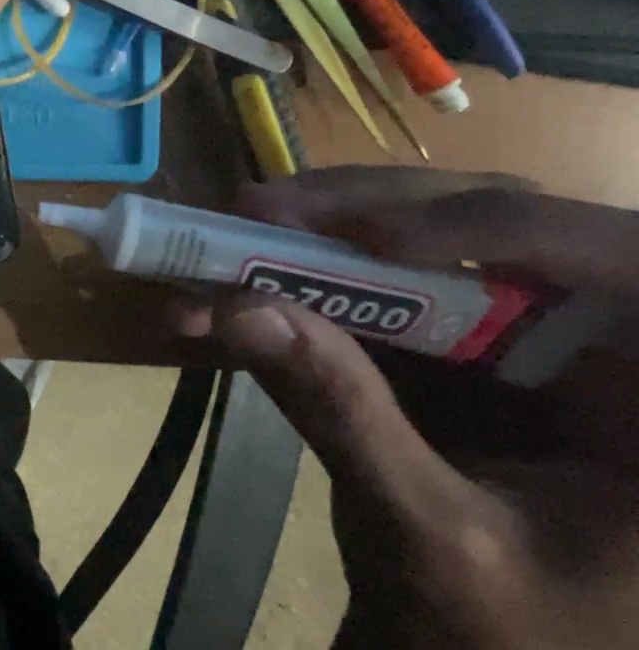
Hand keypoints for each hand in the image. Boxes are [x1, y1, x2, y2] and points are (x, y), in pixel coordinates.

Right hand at [175, 167, 638, 648]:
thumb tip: (241, 306)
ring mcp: (518, 347)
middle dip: (373, 209)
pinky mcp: (445, 353)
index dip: (505, 226)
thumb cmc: (504, 640)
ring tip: (225, 238)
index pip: (626, 264)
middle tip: (259, 211)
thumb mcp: (430, 537)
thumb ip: (344, 417)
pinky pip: (368, 293)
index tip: (368, 239)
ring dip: (315, 237)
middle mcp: (599, 350)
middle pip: (507, 227)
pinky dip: (287, 285)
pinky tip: (218, 291)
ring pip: (429, 243)